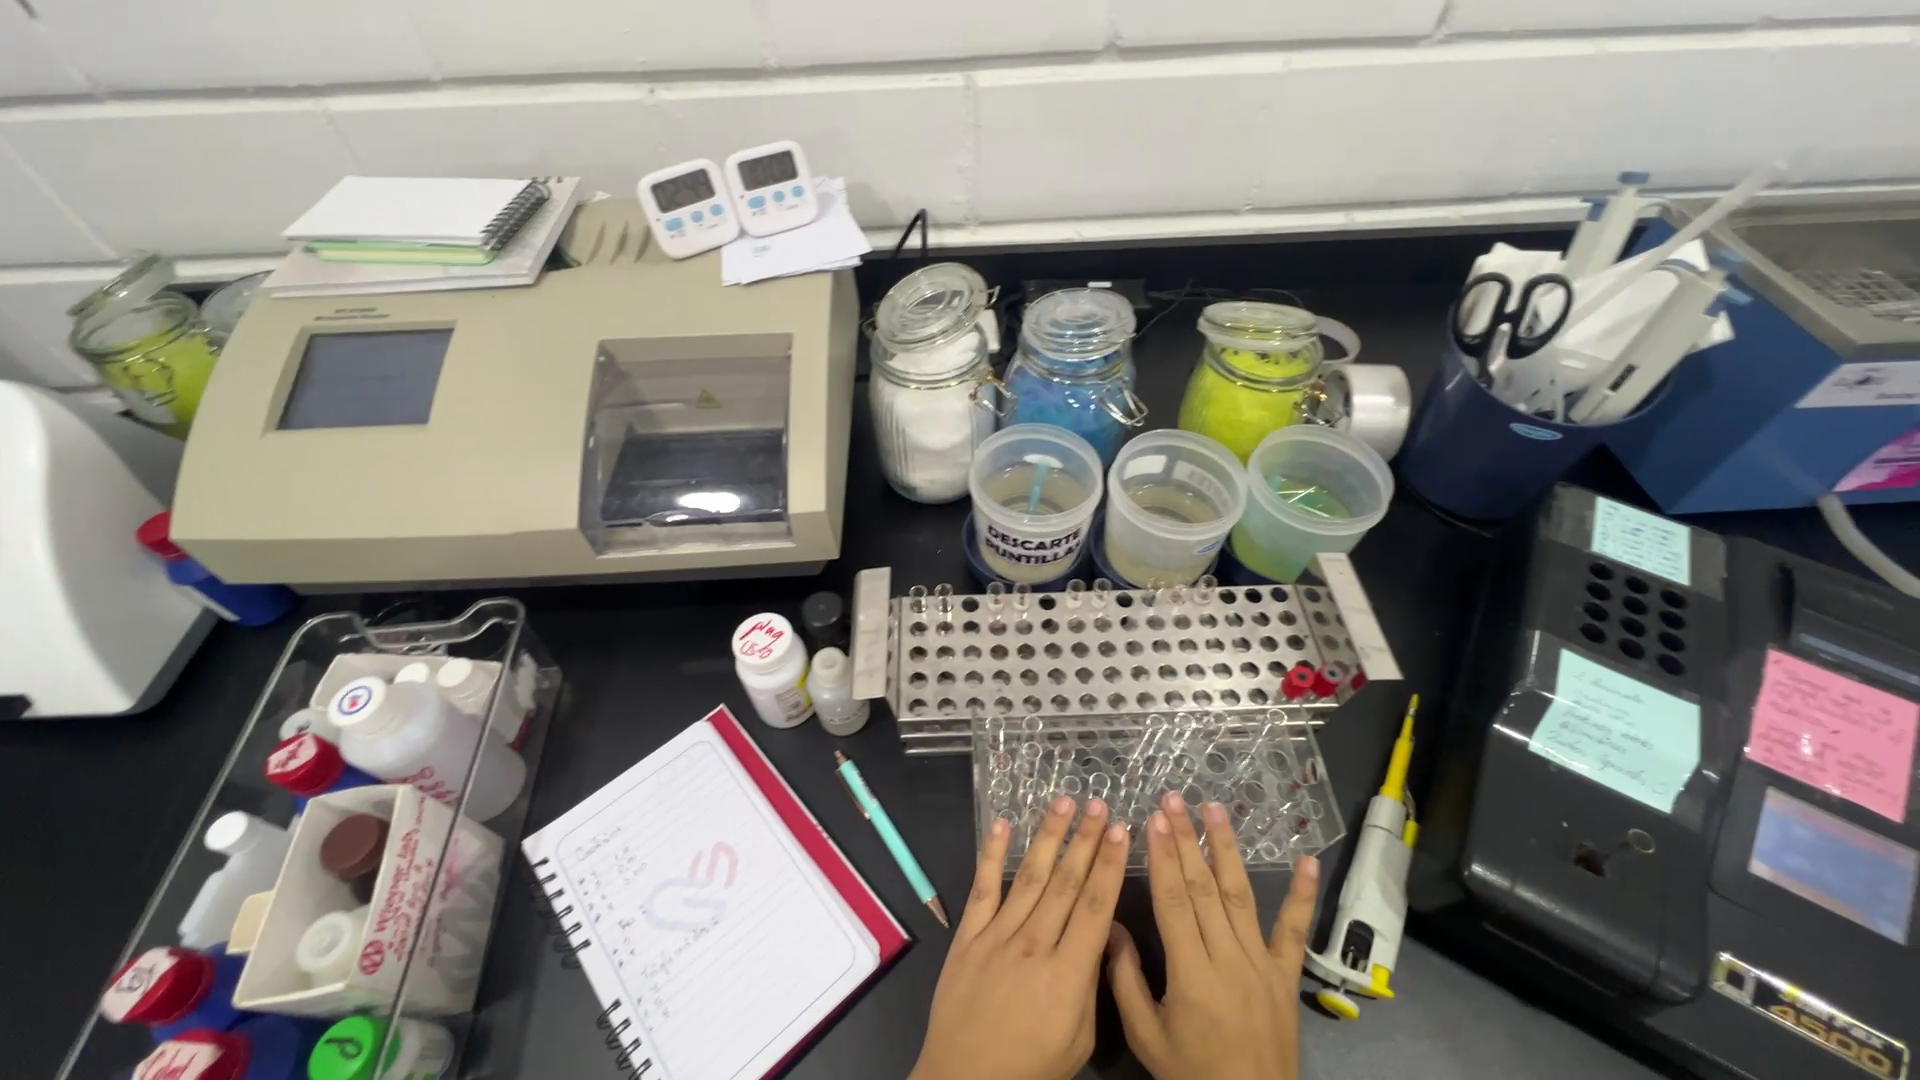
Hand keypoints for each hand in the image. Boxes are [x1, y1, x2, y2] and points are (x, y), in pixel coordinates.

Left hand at [909, 795, 1130, 1079]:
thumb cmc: (1031, 1066)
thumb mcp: (1080, 1038)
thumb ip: (1091, 983)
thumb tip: (1101, 935)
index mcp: (1067, 973)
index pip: (1094, 907)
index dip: (1110, 866)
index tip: (1122, 832)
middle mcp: (1032, 944)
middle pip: (1065, 882)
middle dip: (1086, 840)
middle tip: (1100, 805)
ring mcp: (996, 935)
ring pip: (1028, 876)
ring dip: (1049, 836)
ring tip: (1064, 802)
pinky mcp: (967, 935)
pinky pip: (982, 888)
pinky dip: (991, 854)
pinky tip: (1002, 825)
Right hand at [1106, 792, 1320, 1079]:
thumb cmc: (1192, 1073)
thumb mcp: (1147, 1036)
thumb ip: (1125, 979)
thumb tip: (1109, 925)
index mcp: (1192, 975)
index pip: (1174, 902)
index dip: (1163, 857)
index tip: (1153, 819)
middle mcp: (1229, 960)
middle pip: (1203, 889)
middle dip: (1186, 840)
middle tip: (1174, 800)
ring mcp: (1262, 965)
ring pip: (1241, 896)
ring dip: (1227, 849)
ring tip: (1216, 810)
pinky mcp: (1286, 975)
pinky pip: (1294, 931)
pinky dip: (1302, 894)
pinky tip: (1307, 860)